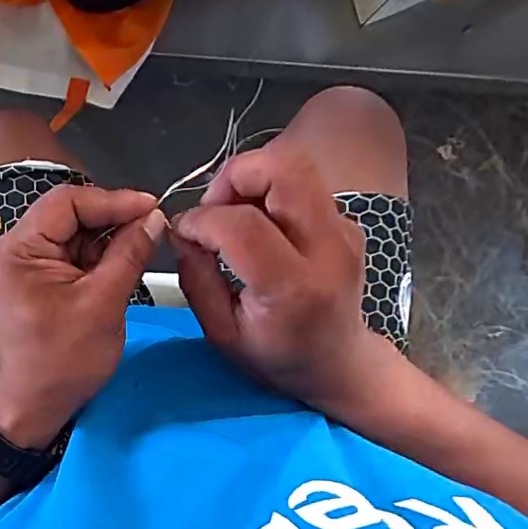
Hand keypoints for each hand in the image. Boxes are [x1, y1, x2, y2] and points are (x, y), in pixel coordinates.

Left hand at [0, 184, 164, 448]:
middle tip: (151, 229)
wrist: (37, 407)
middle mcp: (15, 252)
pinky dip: (98, 259)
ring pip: (74, 236)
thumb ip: (129, 254)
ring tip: (141, 250)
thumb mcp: (103, 304)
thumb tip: (153, 219)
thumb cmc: (63, 363)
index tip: (151, 208)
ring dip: (108, 241)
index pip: (68, 201)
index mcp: (19, 250)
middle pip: (70, 215)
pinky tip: (121, 266)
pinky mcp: (38, 283)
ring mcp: (25, 268)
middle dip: (112, 220)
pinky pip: (71, 258)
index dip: (113, 200)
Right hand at [173, 147, 411, 417]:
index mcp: (294, 288)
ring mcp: (343, 229)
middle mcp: (327, 249)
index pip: (243, 226)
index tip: (183, 231)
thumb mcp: (222, 333)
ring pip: (294, 165)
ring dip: (250, 180)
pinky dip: (267, 192)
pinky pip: (300, 184)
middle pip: (283, 170)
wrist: (337, 363)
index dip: (202, 219)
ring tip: (231, 215)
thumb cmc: (277, 356)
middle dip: (234, 176)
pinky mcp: (346, 220)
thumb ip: (197, 280)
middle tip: (212, 207)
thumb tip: (181, 233)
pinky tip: (255, 225)